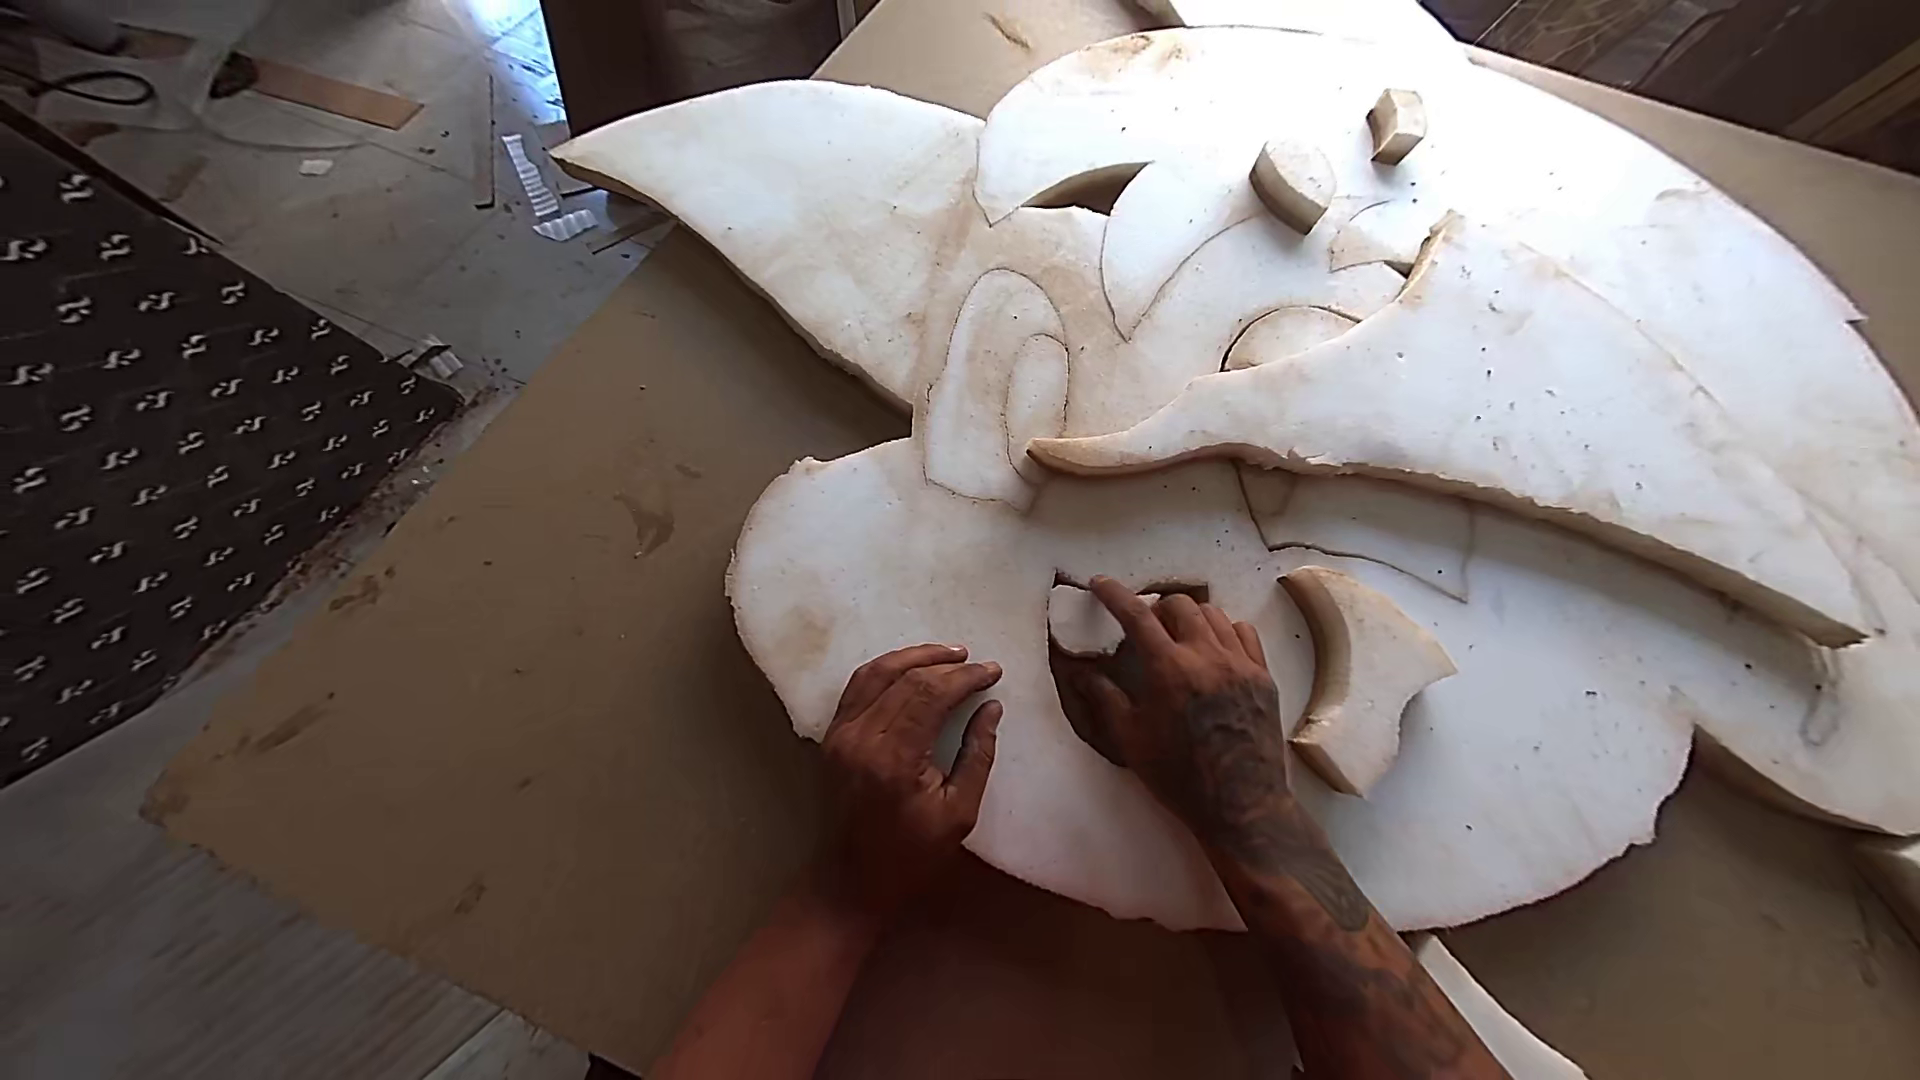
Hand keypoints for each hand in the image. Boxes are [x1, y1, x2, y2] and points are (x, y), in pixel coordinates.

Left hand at [818, 644, 1002, 918]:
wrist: (850, 882)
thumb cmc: (912, 855)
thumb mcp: (960, 812)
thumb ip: (978, 754)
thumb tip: (991, 706)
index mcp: (894, 759)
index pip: (932, 695)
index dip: (965, 677)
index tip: (992, 671)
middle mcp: (861, 737)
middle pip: (907, 679)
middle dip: (948, 665)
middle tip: (977, 663)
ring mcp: (841, 733)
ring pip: (878, 672)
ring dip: (915, 656)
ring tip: (949, 653)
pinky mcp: (832, 734)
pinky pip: (858, 685)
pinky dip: (886, 667)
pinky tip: (910, 666)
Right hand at [1054, 577, 1290, 850]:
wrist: (1243, 807)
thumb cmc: (1177, 776)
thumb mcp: (1129, 738)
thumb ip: (1104, 696)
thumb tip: (1080, 671)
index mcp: (1168, 669)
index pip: (1136, 614)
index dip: (1114, 593)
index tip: (1100, 583)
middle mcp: (1206, 656)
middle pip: (1179, 604)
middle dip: (1156, 607)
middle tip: (1145, 625)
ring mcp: (1240, 664)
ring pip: (1213, 613)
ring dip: (1189, 616)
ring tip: (1178, 635)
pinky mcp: (1263, 677)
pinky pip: (1243, 632)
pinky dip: (1222, 630)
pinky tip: (1213, 648)